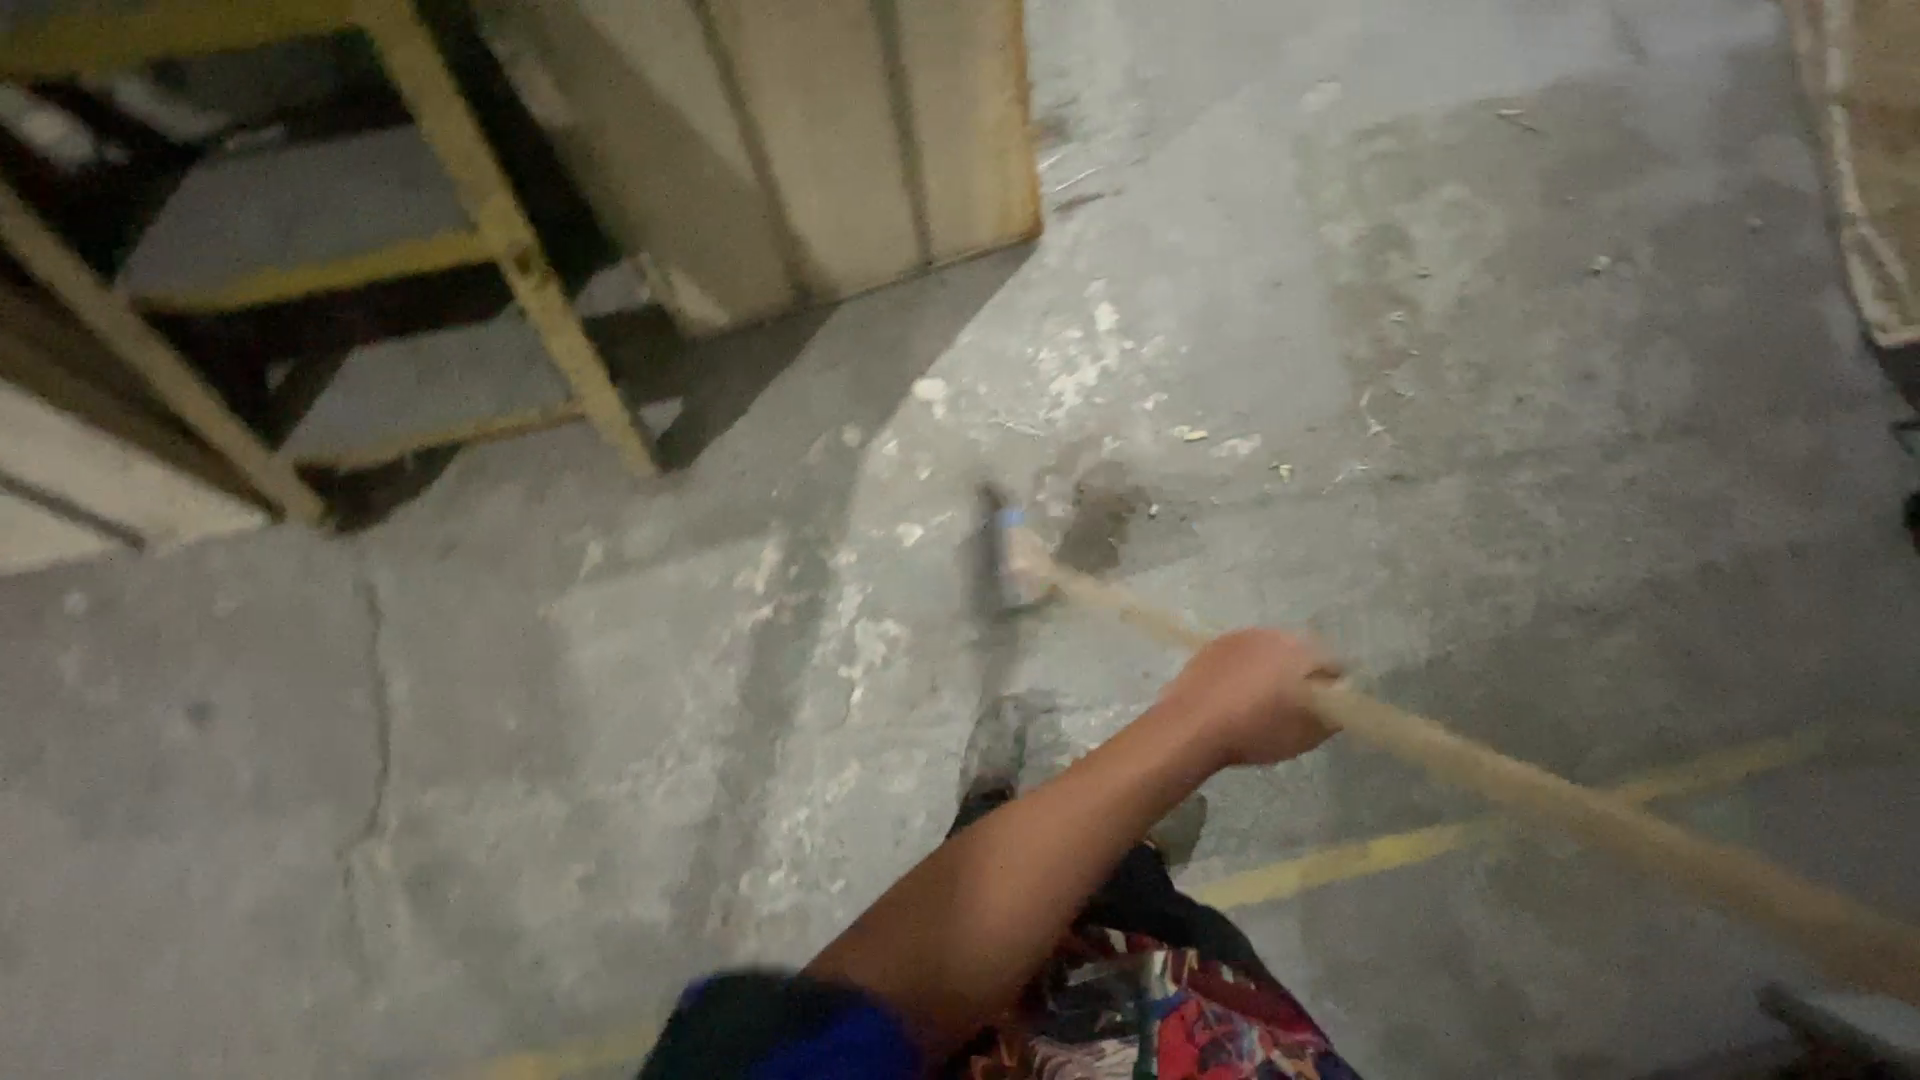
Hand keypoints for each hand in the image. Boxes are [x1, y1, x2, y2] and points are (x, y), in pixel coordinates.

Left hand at [1153, 628, 1342, 767]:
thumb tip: (1336, 701)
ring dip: (1269, 670)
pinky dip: (1242, 671)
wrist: (1191, 725)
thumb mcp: (1309, 734)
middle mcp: (1271, 634)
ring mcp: (1237, 637)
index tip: (1324, 710)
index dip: (1333, 689)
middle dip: (1299, 675)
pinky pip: (1239, 657)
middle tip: (1292, 706)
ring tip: (1259, 701)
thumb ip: (1333, 714)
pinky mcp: (1211, 646)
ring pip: (1266, 652)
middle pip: (1298, 653)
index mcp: (1301, 650)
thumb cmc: (1256, 730)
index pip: (1333, 664)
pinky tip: (1233, 694)